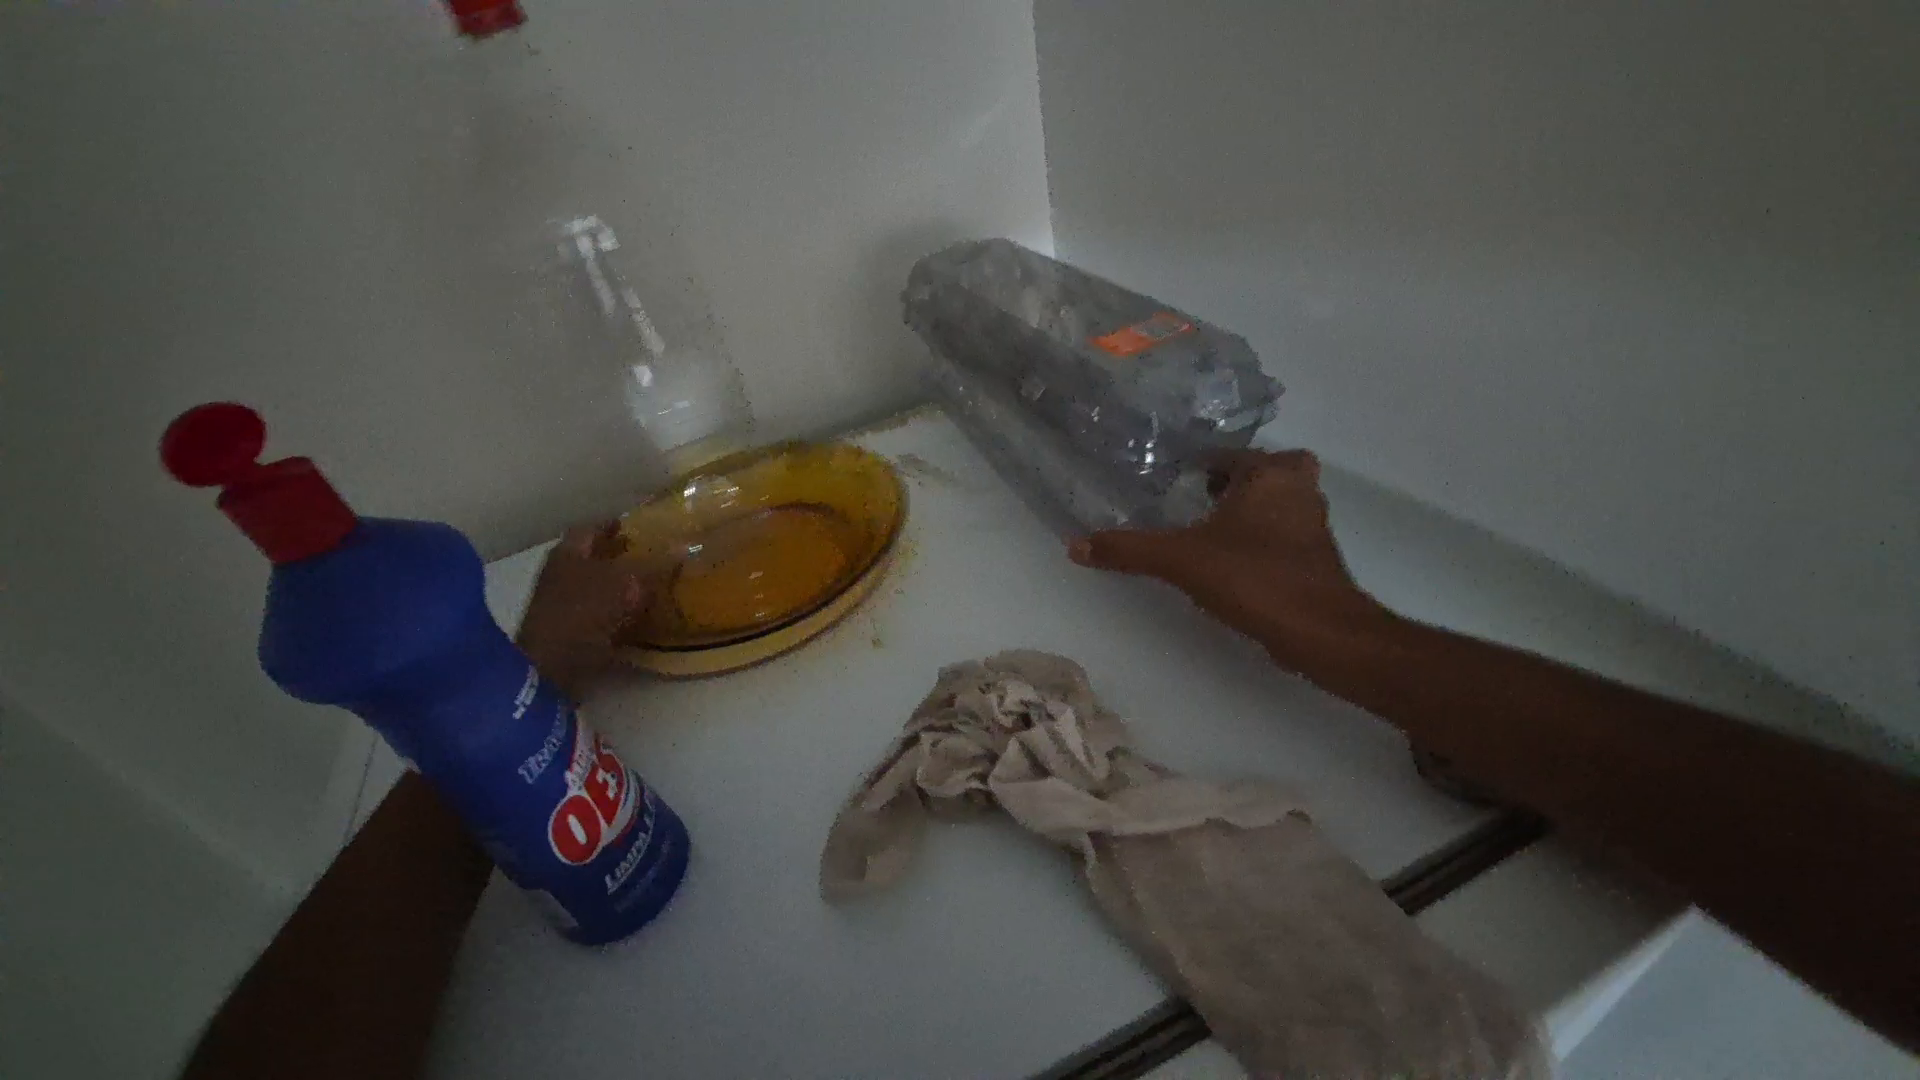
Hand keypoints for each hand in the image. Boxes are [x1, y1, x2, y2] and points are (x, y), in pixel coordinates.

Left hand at [515, 524, 649, 699]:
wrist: (550, 668)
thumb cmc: (582, 612)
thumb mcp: (624, 582)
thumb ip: (654, 563)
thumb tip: (684, 545)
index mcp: (568, 554)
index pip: (592, 528)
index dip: (616, 525)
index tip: (643, 526)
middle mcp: (562, 575)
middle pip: (596, 558)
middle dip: (624, 556)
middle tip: (657, 556)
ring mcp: (565, 606)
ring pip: (600, 587)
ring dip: (625, 586)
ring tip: (657, 585)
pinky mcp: (573, 633)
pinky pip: (603, 615)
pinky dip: (623, 613)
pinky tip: (644, 616)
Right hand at [1068, 450, 1389, 664]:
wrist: (1317, 630)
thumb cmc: (1251, 577)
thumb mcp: (1179, 560)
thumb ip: (1128, 550)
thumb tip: (1074, 546)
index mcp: (1268, 474)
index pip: (1229, 455)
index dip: (1201, 465)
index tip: (1174, 481)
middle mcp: (1298, 488)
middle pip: (1263, 471)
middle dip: (1234, 482)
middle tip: (1199, 499)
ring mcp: (1313, 523)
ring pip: (1278, 501)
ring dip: (1250, 510)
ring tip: (1209, 531)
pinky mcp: (1317, 556)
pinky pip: (1284, 532)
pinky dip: (1262, 538)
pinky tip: (1233, 561)